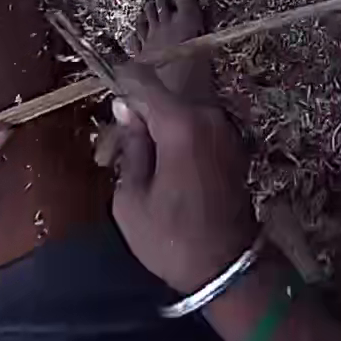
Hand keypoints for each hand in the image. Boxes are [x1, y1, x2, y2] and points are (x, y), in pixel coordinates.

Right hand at [104, 62, 257, 293]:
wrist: (225, 264)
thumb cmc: (171, 236)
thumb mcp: (131, 199)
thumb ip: (131, 145)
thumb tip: (127, 108)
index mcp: (182, 124)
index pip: (147, 83)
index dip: (124, 78)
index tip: (108, 76)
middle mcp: (208, 114)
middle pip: (164, 99)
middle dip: (138, 116)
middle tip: (114, 149)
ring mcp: (224, 125)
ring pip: (181, 112)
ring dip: (159, 127)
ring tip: (138, 162)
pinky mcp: (232, 139)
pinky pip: (198, 125)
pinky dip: (179, 135)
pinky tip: (164, 165)